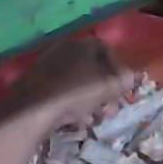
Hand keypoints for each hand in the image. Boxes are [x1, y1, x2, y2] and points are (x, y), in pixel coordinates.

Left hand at [0, 35, 128, 128]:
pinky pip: (60, 91)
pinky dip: (70, 103)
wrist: (32, 110)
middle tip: (109, 107)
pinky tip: (74, 120)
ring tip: (93, 118)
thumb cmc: (76, 93)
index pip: (106, 49)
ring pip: (76, 81)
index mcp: (81, 43)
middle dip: (103, 89)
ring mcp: (46, 65)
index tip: (121, 88)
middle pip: (90, 67)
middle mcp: (63, 49)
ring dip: (88, 99)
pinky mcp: (34, 83)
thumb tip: (130, 77)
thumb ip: (124, 79)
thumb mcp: (109, 86)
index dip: (117, 69)